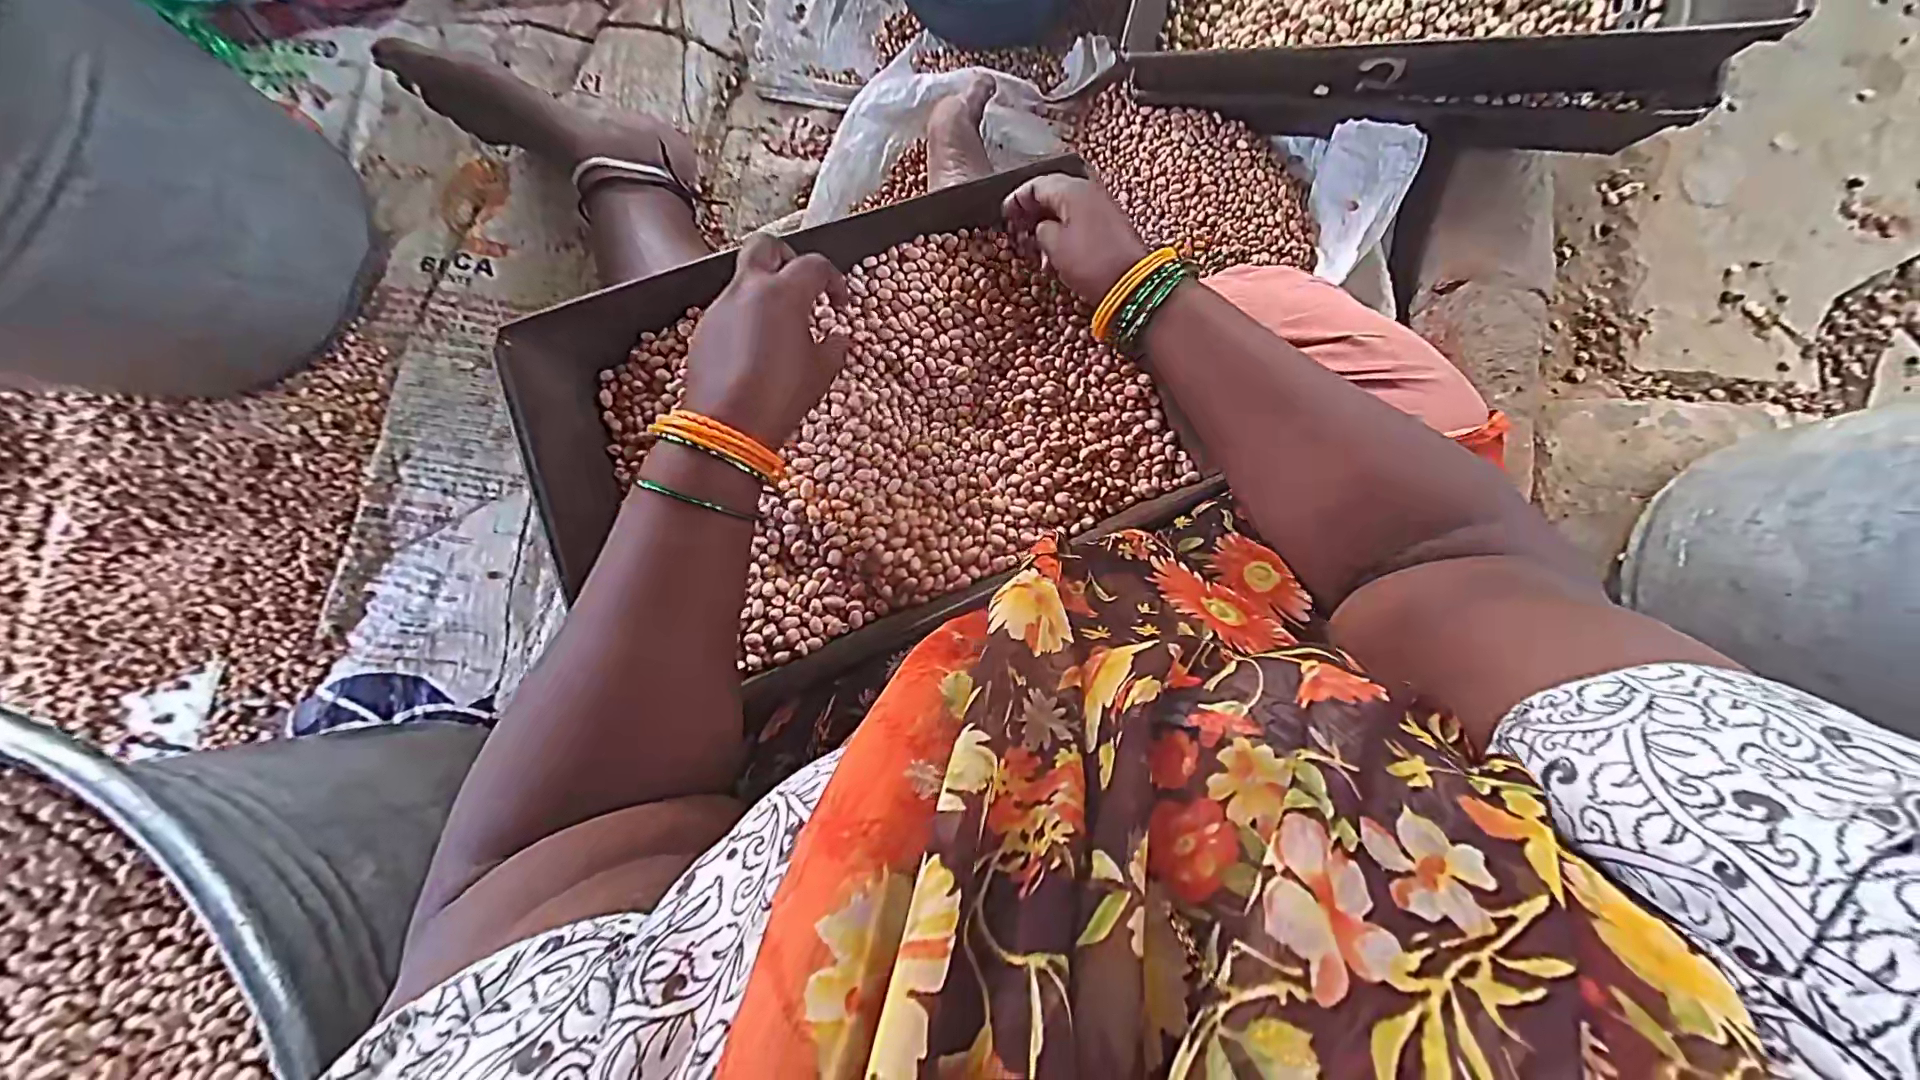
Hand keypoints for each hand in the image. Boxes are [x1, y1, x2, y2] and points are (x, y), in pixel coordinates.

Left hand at [681, 232, 849, 448]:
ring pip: (744, 279)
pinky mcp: (704, 328)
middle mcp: (748, 290)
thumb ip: (833, 346)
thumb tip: (837, 337)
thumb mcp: (821, 373)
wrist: (727, 427)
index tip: (840, 302)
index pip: (814, 265)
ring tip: (783, 325)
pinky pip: (729, 309)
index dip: (834, 280)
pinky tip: (759, 348)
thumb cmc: (779, 398)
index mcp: (784, 294)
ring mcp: (720, 307)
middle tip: (803, 284)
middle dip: (788, 257)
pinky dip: (748, 317)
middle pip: (766, 246)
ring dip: (766, 292)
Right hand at [1001, 174, 1150, 303]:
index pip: (1036, 184)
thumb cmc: (1089, 262)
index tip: (1004, 214)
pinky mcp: (1109, 226)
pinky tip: (1054, 252)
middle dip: (1032, 210)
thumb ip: (1040, 230)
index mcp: (1072, 189)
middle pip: (1053, 193)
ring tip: (1033, 246)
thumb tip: (1041, 227)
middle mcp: (1088, 191)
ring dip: (1047, 223)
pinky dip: (1063, 232)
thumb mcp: (1053, 246)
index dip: (1017, 199)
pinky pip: (1079, 221)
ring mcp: (1101, 207)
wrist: (1129, 283)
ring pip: (1066, 208)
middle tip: (1016, 228)